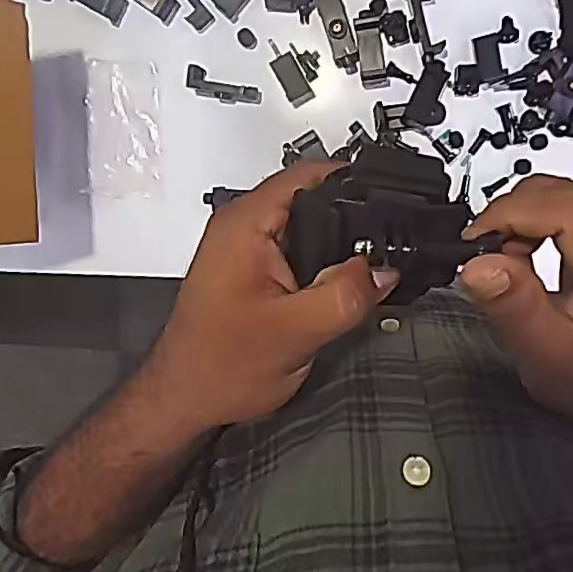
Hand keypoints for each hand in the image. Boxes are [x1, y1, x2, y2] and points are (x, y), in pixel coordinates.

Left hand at [141, 161, 399, 429]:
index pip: (306, 174)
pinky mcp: (249, 270)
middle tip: (382, 247)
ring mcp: (243, 249)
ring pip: (305, 230)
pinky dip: (317, 267)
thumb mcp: (297, 331)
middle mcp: (239, 228)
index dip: (351, 179)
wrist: (186, 397)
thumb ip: (346, 295)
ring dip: (333, 249)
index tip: (386, 195)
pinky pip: (294, 253)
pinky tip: (332, 291)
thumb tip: (382, 270)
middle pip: (309, 200)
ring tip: (359, 275)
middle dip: (349, 221)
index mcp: (243, 225)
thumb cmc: (216, 367)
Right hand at [458, 174, 572, 435]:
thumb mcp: (553, 359)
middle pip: (556, 192)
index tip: (475, 244)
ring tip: (515, 268)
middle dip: (509, 220)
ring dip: (520, 221)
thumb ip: (515, 309)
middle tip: (493, 264)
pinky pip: (568, 202)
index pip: (560, 205)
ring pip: (557, 192)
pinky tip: (533, 256)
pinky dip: (536, 223)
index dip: (506, 216)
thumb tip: (478, 266)